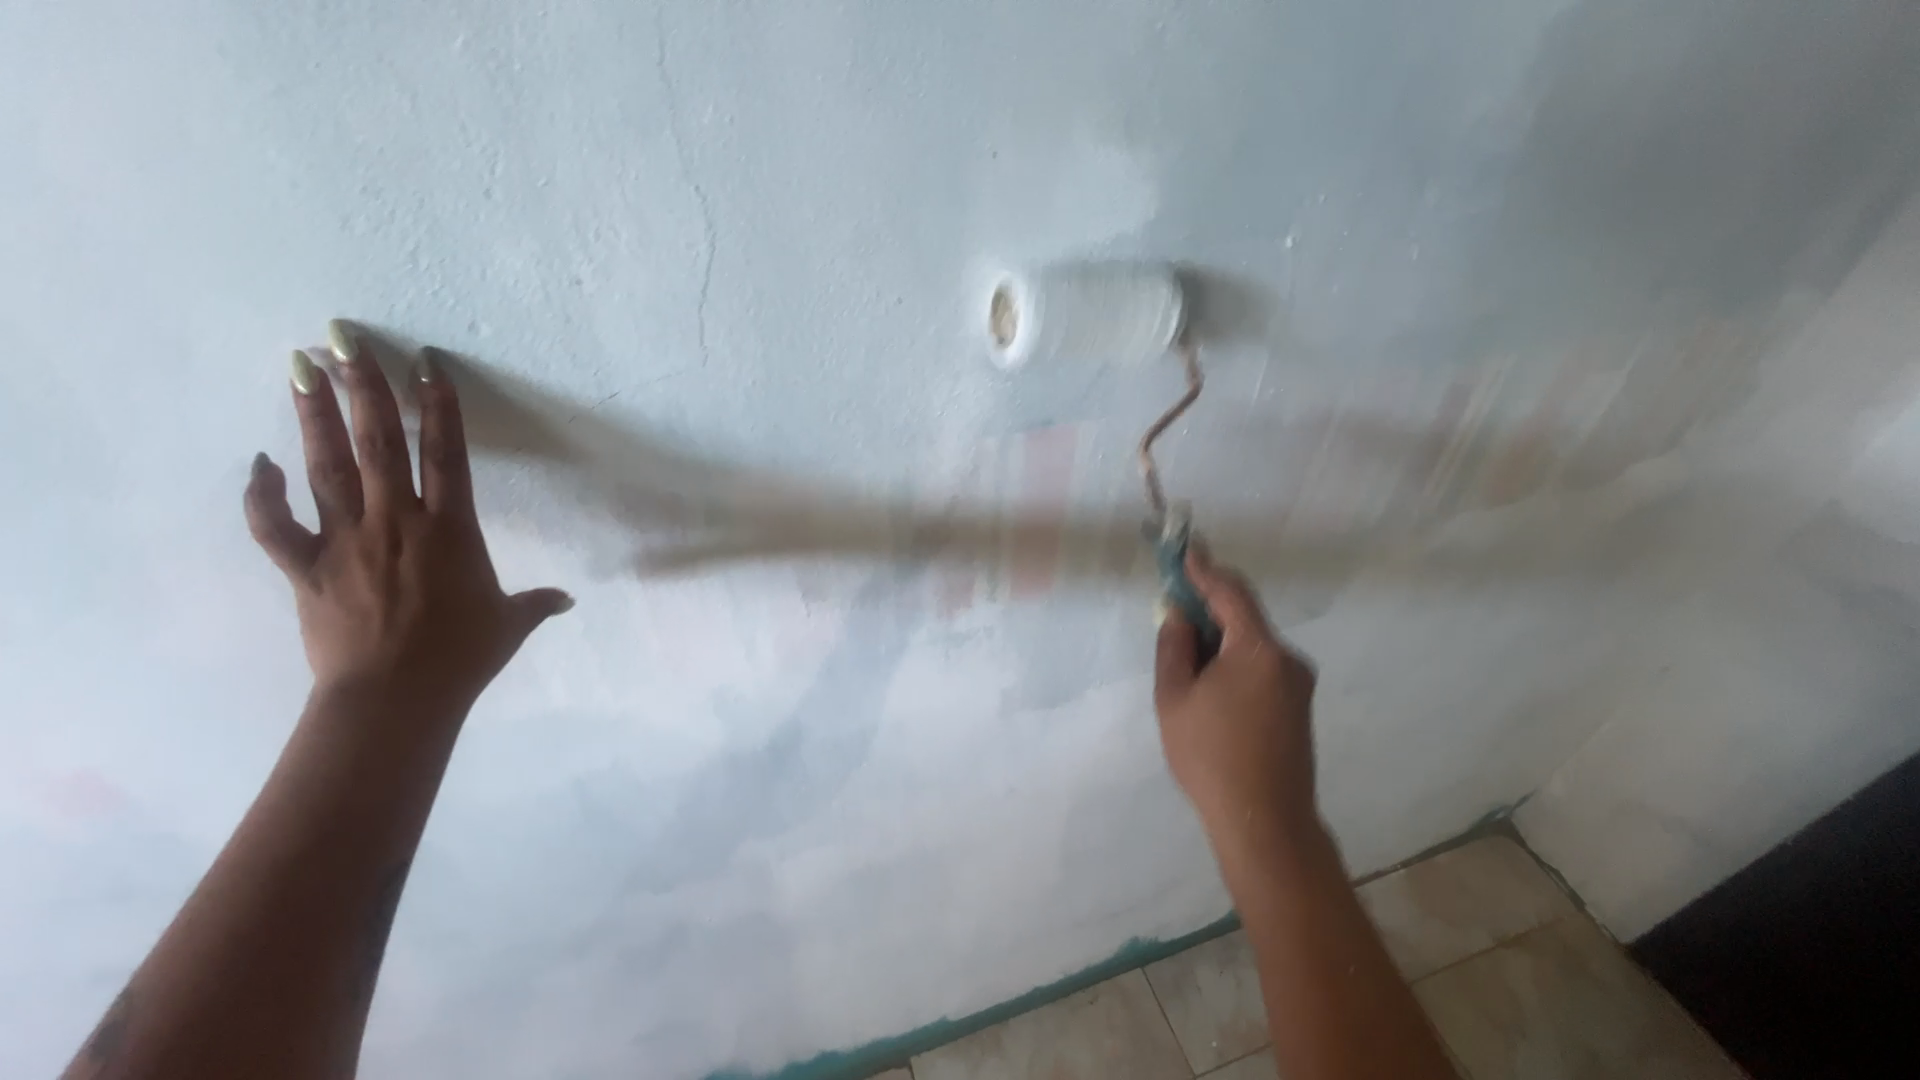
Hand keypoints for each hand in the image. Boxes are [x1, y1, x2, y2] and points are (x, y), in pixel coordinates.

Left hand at [243, 323, 571, 712]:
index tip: (426, 364)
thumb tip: (568, 599)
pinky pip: (275, 526)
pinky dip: (261, 494)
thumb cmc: (462, 657)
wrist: (395, 699)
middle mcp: (398, 522)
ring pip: (327, 467)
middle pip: (380, 443)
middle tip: (344, 339)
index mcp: (451, 529)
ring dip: (313, 416)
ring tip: (300, 366)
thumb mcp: (509, 626)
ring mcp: (347, 541)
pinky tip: (258, 461)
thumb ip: (536, 603)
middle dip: (365, 388)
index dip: (439, 406)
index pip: (447, 454)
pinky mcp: (306, 569)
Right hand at [1154, 545, 1318, 852]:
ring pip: (1252, 645)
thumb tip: (1180, 616)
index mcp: (1258, 650)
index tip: (1184, 549)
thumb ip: (1175, 648)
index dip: (1204, 569)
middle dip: (1208, 608)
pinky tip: (1210, 688)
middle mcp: (1287, 658)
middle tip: (1173, 610)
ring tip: (1185, 663)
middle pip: (1243, 617)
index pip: (1231, 592)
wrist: (1265, 821)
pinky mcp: (1298, 706)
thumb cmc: (1211, 756)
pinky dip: (1234, 663)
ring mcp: (1298, 684)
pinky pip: (1261, 668)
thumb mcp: (1174, 698)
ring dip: (1220, 641)